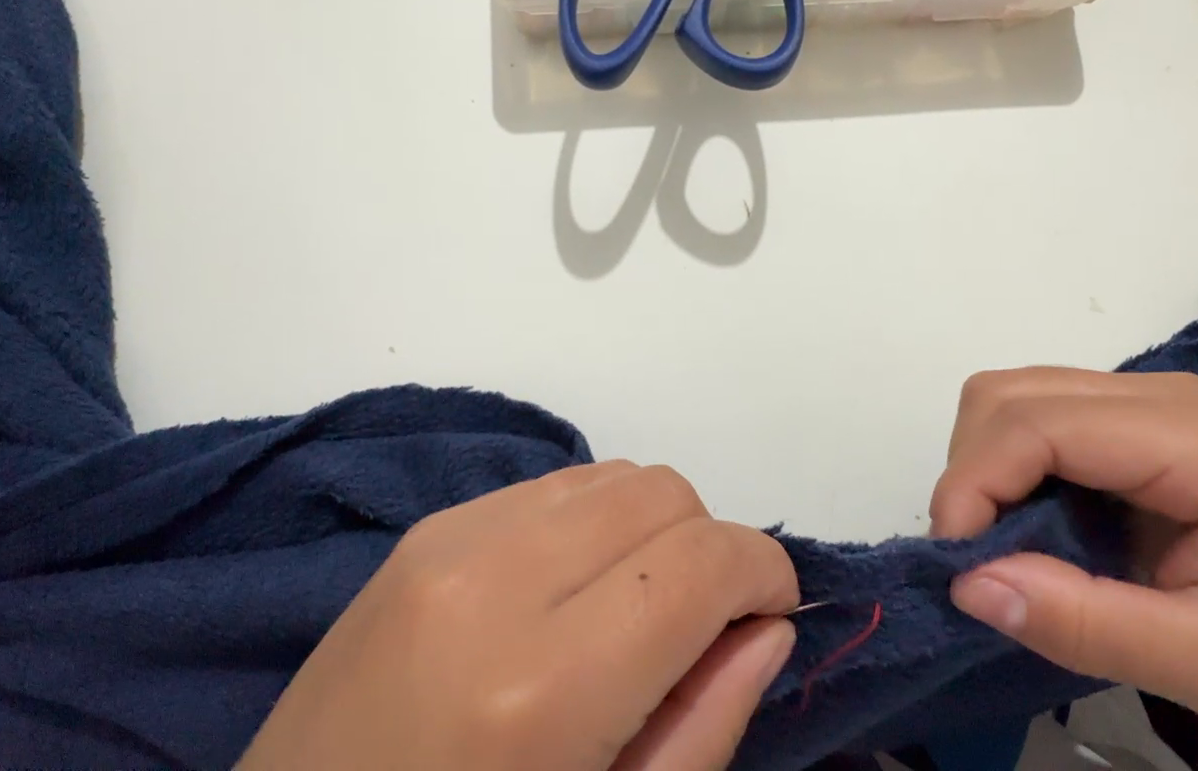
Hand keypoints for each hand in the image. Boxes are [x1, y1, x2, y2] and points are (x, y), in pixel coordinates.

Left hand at [239, 461, 798, 770]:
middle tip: (699, 625)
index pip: (703, 561)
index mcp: (542, 685)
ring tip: (632, 606)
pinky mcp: (424, 528)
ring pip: (613, 475)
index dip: (766, 573)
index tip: (774, 614)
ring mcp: (448, 539)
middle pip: (663, 492)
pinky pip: (553, 485)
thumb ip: (706, 723)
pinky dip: (594, 520)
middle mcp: (494, 579)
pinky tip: (571, 589)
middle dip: (710, 546)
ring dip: (652, 527)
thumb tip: (770, 624)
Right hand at [930, 369, 1197, 770]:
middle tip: (979, 561)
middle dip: (973, 472)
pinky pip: (1040, 422)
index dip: (975, 480)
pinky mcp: (1142, 429)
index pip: (1044, 423)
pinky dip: (1009, 471)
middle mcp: (1175, 399)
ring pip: (1017, 399)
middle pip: (1016, 394)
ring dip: (986, 469)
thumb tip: (963, 582)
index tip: (953, 562)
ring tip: (1008, 550)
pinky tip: (1038, 531)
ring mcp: (1158, 407)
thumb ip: (1090, 627)